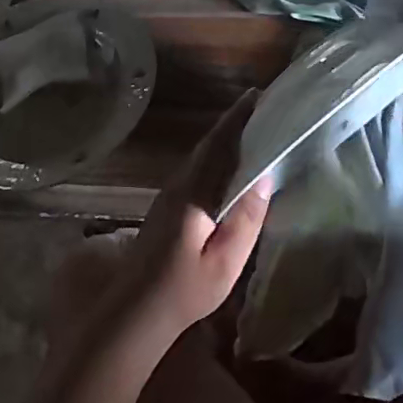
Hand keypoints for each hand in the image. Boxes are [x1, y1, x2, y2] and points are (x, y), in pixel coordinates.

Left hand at [116, 90, 270, 337]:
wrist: (138, 307)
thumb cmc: (184, 289)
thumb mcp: (224, 262)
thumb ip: (244, 219)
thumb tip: (264, 177)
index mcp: (193, 192)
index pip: (218, 145)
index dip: (237, 120)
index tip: (257, 96)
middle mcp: (179, 183)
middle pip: (209, 145)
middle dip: (234, 123)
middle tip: (262, 107)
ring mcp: (170, 192)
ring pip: (202, 156)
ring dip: (225, 138)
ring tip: (253, 127)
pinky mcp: (169, 203)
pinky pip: (197, 168)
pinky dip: (216, 156)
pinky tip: (231, 163)